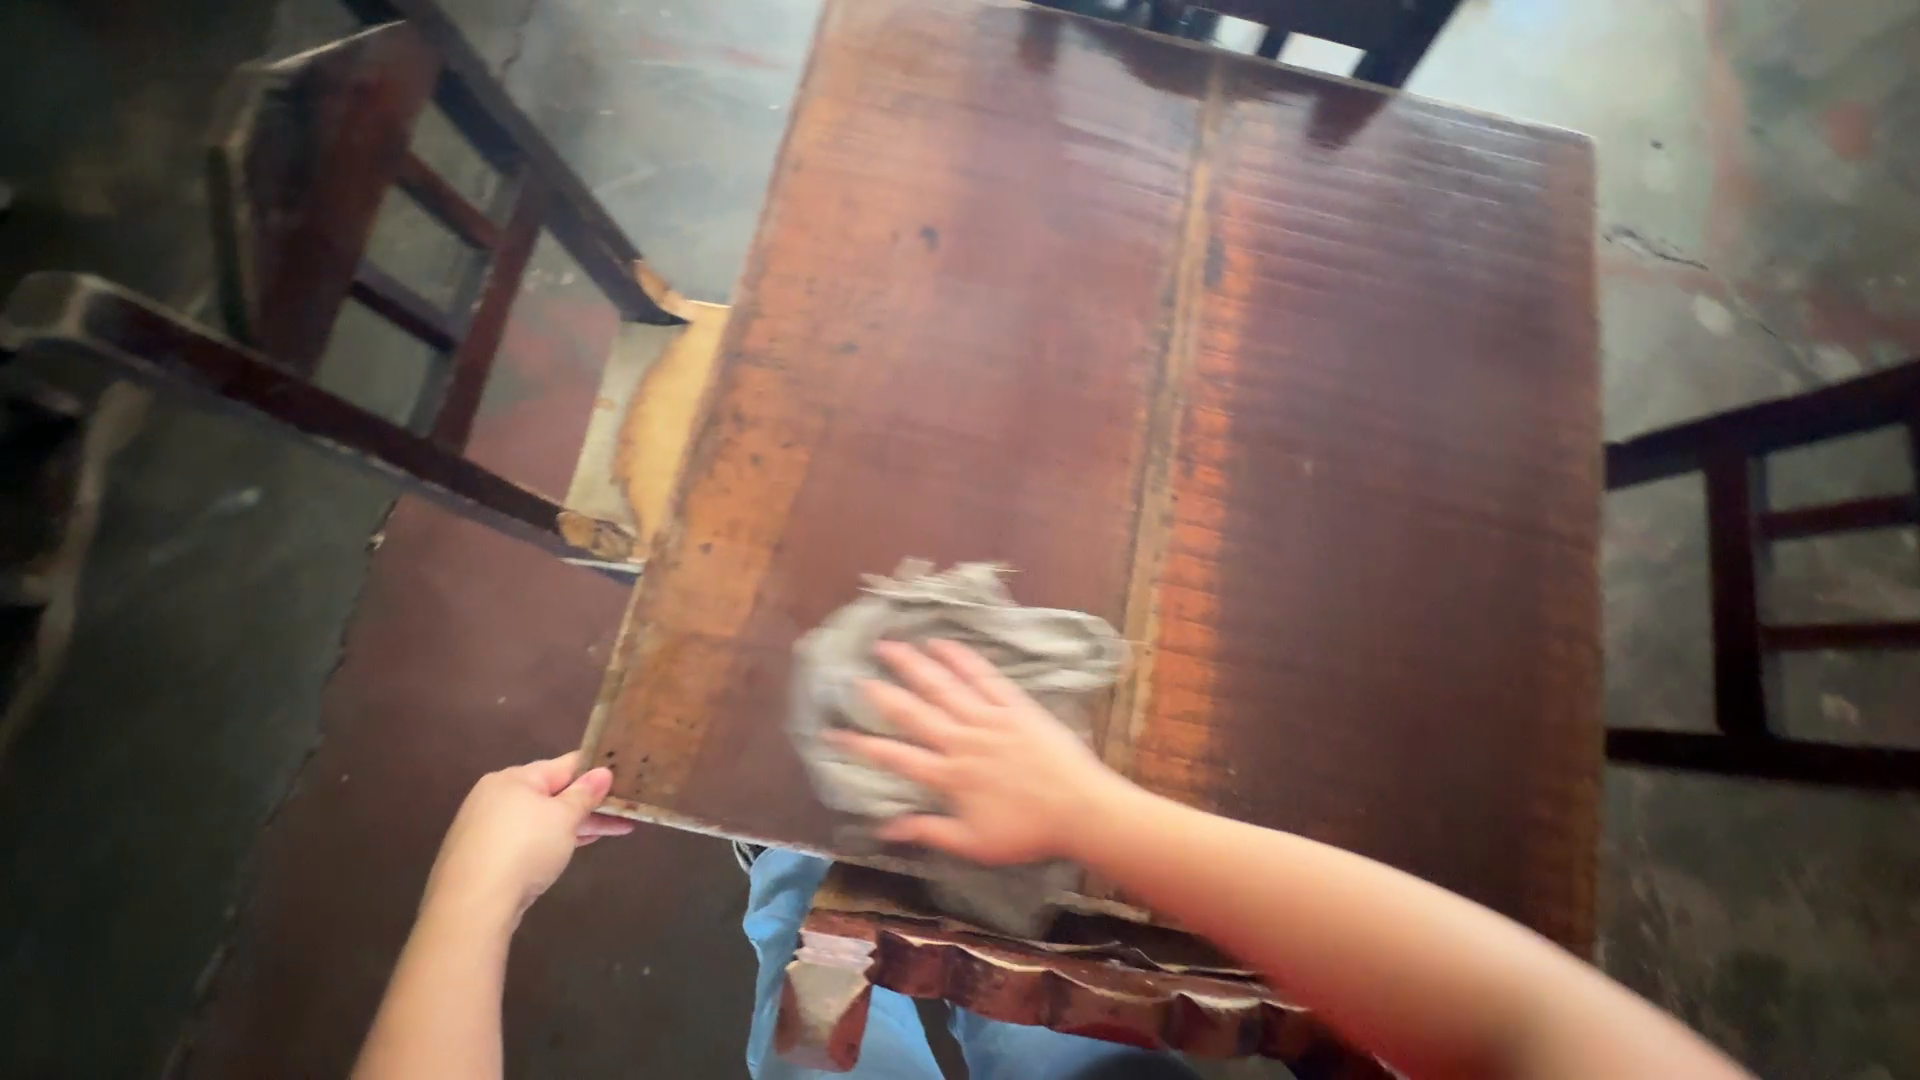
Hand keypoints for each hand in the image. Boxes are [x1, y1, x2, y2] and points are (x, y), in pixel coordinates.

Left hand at [421, 752, 635, 925]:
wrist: (472, 908)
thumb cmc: (524, 848)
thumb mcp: (564, 817)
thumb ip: (585, 793)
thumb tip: (603, 772)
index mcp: (513, 778)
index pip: (565, 765)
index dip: (597, 770)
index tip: (626, 776)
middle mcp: (496, 797)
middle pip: (555, 793)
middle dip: (592, 803)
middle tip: (628, 810)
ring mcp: (487, 829)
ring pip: (544, 819)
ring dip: (579, 823)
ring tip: (617, 829)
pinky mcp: (485, 857)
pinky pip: (530, 839)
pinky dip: (555, 840)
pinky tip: (578, 845)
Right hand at [830, 640, 1130, 863]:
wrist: (1081, 809)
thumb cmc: (1027, 831)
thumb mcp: (973, 843)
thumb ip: (928, 831)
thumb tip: (886, 827)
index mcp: (949, 776)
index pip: (895, 757)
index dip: (861, 745)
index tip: (835, 732)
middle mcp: (962, 740)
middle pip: (914, 712)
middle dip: (882, 693)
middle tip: (856, 674)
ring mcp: (988, 718)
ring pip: (943, 686)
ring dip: (914, 665)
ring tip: (890, 646)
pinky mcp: (1014, 705)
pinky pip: (984, 676)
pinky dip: (962, 658)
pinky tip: (942, 643)